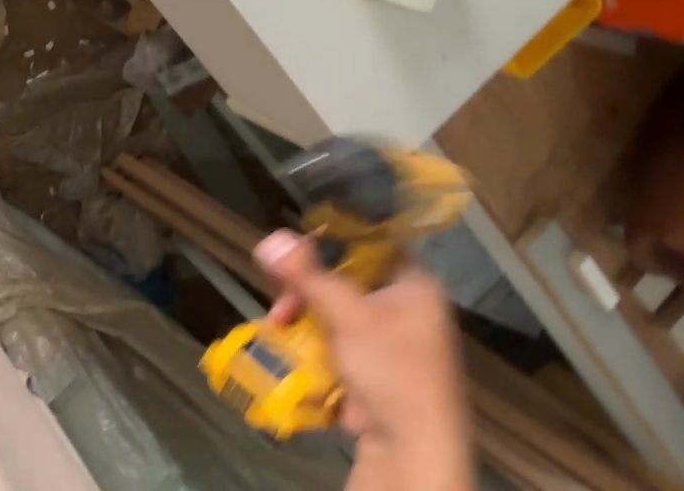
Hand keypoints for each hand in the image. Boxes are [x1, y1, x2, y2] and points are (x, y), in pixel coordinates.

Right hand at [255, 231, 473, 490]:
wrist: (410, 446)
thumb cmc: (391, 369)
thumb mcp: (346, 314)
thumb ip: (307, 274)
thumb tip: (269, 237)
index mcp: (414, 285)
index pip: (369, 242)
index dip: (331, 239)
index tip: (295, 246)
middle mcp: (405, 304)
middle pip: (344, 274)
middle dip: (305, 284)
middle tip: (282, 294)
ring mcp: (389, 334)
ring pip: (333, 303)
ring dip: (302, 310)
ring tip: (278, 322)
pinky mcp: (371, 359)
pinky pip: (334, 331)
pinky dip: (311, 332)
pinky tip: (288, 338)